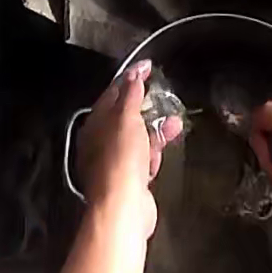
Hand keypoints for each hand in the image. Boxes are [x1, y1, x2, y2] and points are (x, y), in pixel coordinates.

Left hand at [78, 59, 181, 237]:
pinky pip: (144, 156)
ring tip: (176, 121)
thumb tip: (134, 73)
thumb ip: (131, 93)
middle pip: (125, 114)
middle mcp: (102, 140)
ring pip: (137, 136)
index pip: (114, 91)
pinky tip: (168, 144)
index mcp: (96, 122)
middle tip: (162, 92)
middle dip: (145, 103)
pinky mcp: (130, 178)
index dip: (131, 76)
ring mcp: (116, 161)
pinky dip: (156, 148)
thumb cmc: (121, 156)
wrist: (123, 207)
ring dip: (156, 127)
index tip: (149, 66)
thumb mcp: (126, 117)